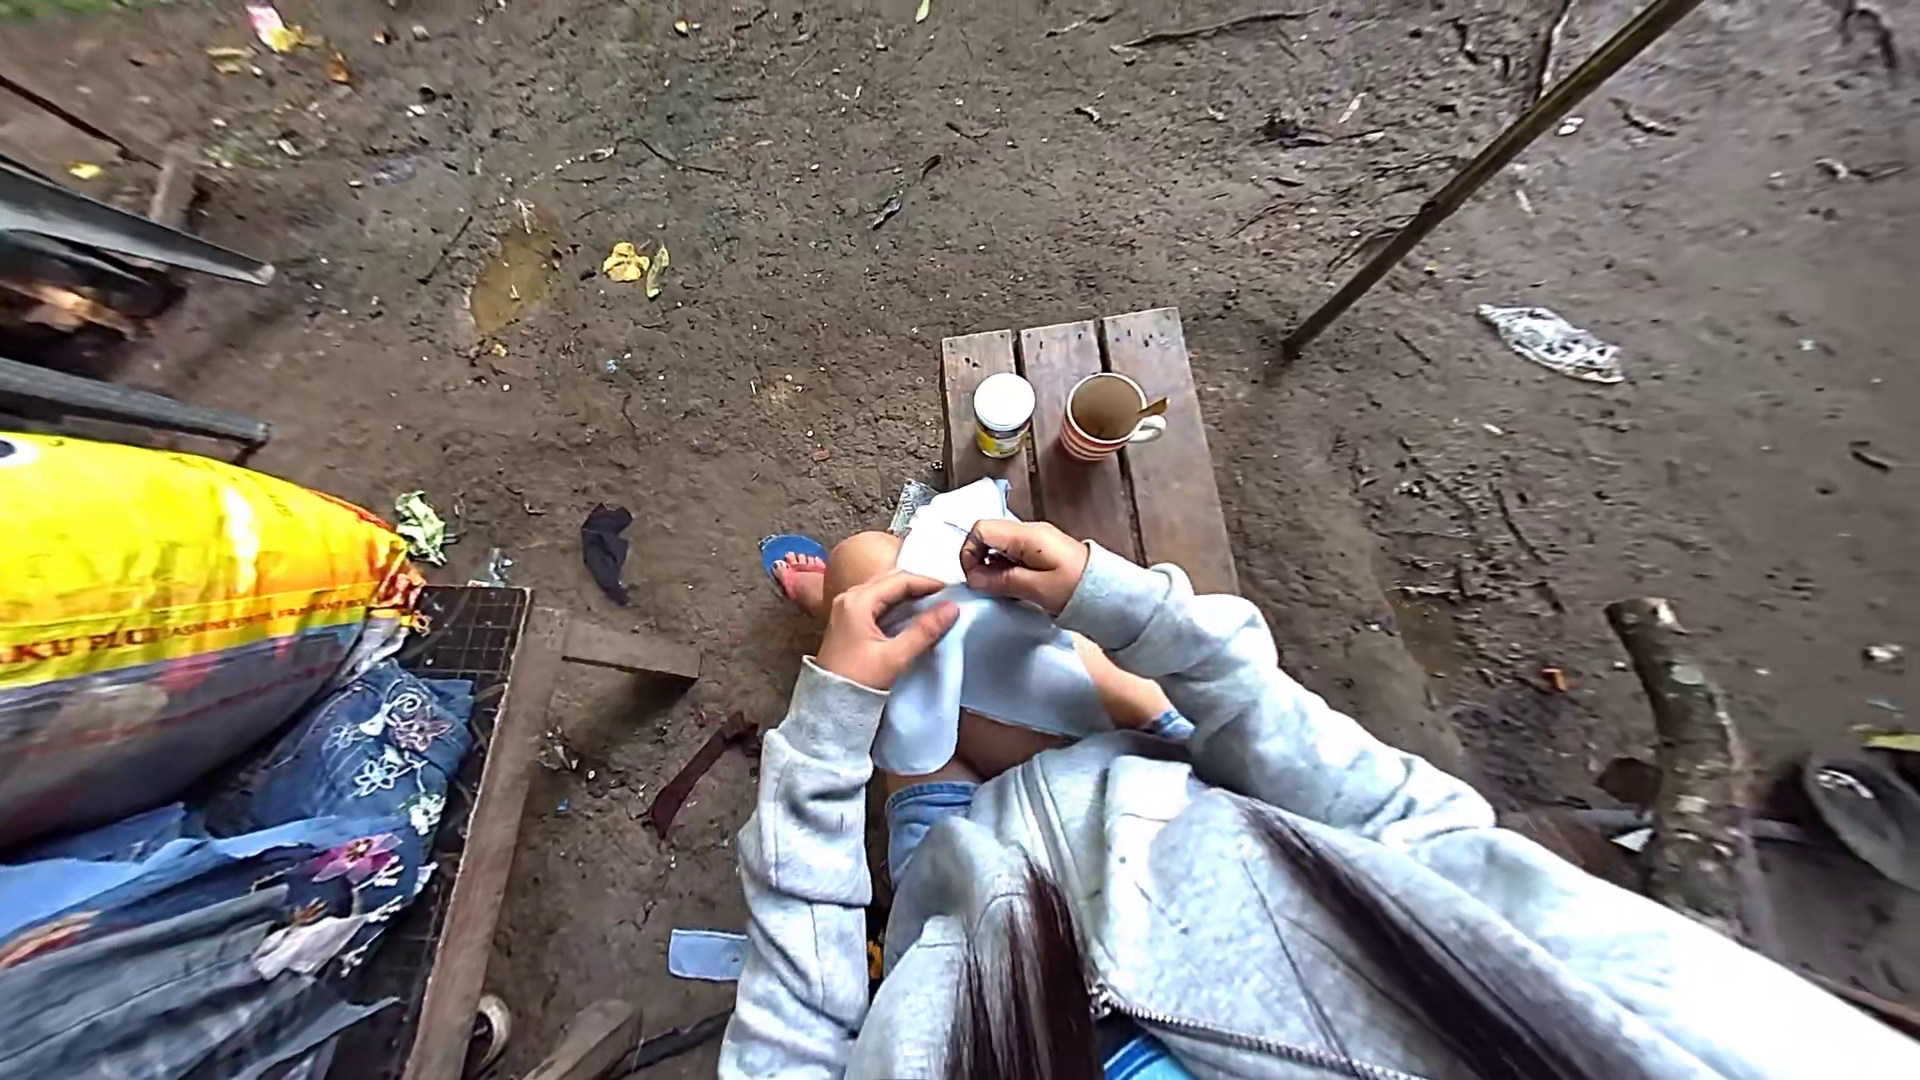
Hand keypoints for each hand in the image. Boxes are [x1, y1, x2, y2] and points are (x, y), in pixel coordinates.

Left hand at [815, 571, 959, 690]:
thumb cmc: (859, 680)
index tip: (949, 591)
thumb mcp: (895, 656)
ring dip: (906, 592)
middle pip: (889, 579)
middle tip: (942, 595)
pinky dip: (895, 602)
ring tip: (930, 602)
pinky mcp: (847, 619)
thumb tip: (951, 608)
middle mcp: (849, 597)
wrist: (829, 703)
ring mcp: (846, 607)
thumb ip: (924, 631)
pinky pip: (875, 600)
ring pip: (882, 588)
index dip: (926, 583)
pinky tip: (909, 612)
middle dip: (917, 585)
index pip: (899, 580)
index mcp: (858, 601)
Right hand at [961, 519, 1089, 614]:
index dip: (970, 552)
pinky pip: (1012, 552)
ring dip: (993, 566)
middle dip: (980, 560)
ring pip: (998, 545)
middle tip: (989, 586)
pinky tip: (1016, 585)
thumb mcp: (1035, 589)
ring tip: (1005, 589)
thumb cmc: (1074, 589)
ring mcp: (1035, 538)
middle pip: (988, 535)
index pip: (981, 529)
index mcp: (1026, 535)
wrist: (1109, 591)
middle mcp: (1028, 530)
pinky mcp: (1041, 549)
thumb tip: (973, 578)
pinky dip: (1006, 567)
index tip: (975, 578)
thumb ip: (1001, 581)